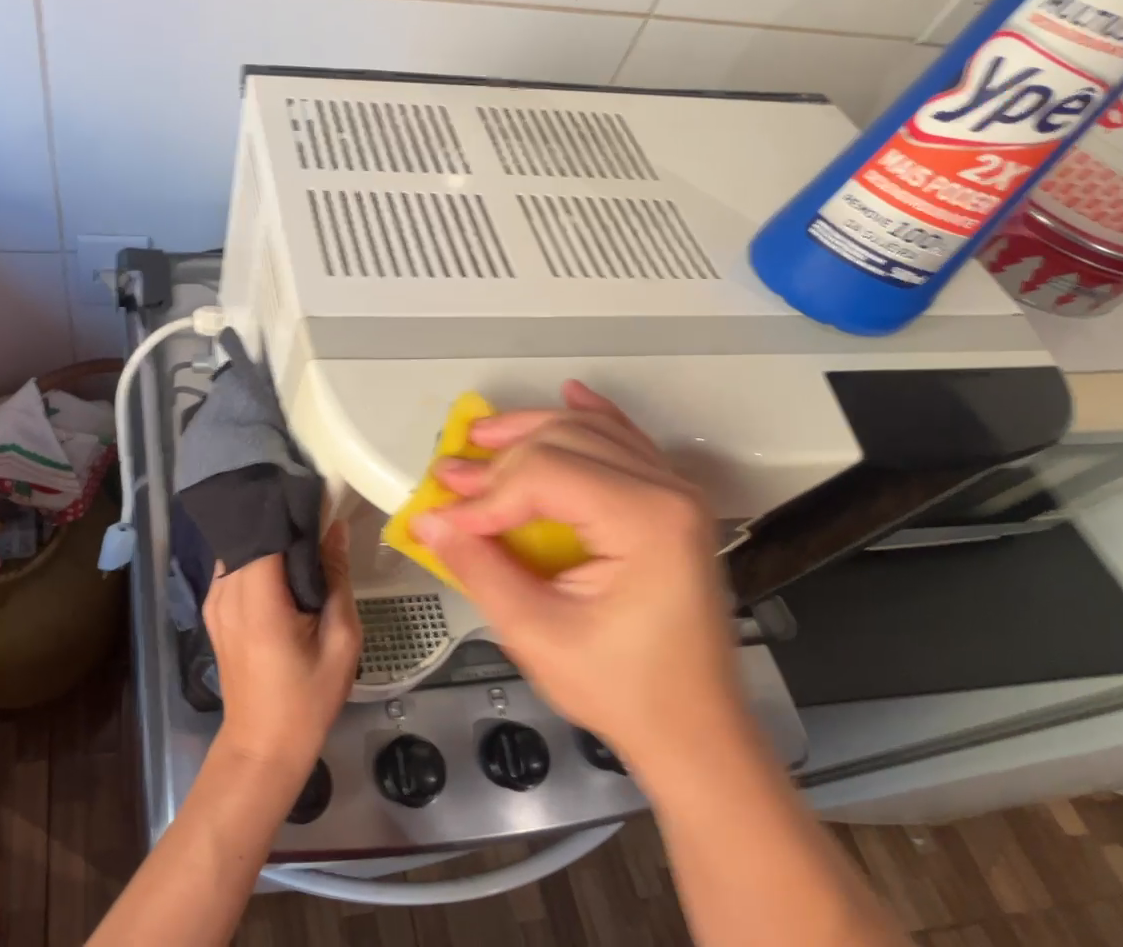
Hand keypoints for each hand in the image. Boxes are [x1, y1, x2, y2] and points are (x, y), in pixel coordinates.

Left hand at [203, 526, 359, 773]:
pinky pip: (233, 569)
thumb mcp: (340, 641)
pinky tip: (283, 573)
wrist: (263, 745)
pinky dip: (257, 562)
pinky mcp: (212, 611)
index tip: (320, 502)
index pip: (265, 530)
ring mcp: (213, 602)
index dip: (290, 512)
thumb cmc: (307, 699)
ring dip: (269, 543)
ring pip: (240, 550)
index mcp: (257, 601)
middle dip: (282, 524)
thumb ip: (336, 578)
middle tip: (318, 521)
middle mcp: (226, 593)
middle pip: (250, 536)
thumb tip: (336, 527)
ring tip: (304, 546)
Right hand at [410, 380, 744, 772]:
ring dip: (532, 431)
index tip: (444, 521)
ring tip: (480, 437)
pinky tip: (570, 394)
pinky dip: (593, 418)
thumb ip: (479, 568)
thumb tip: (428, 519)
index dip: (486, 495)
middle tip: (449, 475)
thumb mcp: (536, 633)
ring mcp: (676, 493)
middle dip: (500, 458)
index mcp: (645, 520)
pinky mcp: (672, 505)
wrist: (694, 728)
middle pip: (565, 440)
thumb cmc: (620, 688)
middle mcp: (668, 491)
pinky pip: (627, 443)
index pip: (545, 475)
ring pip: (592, 431)